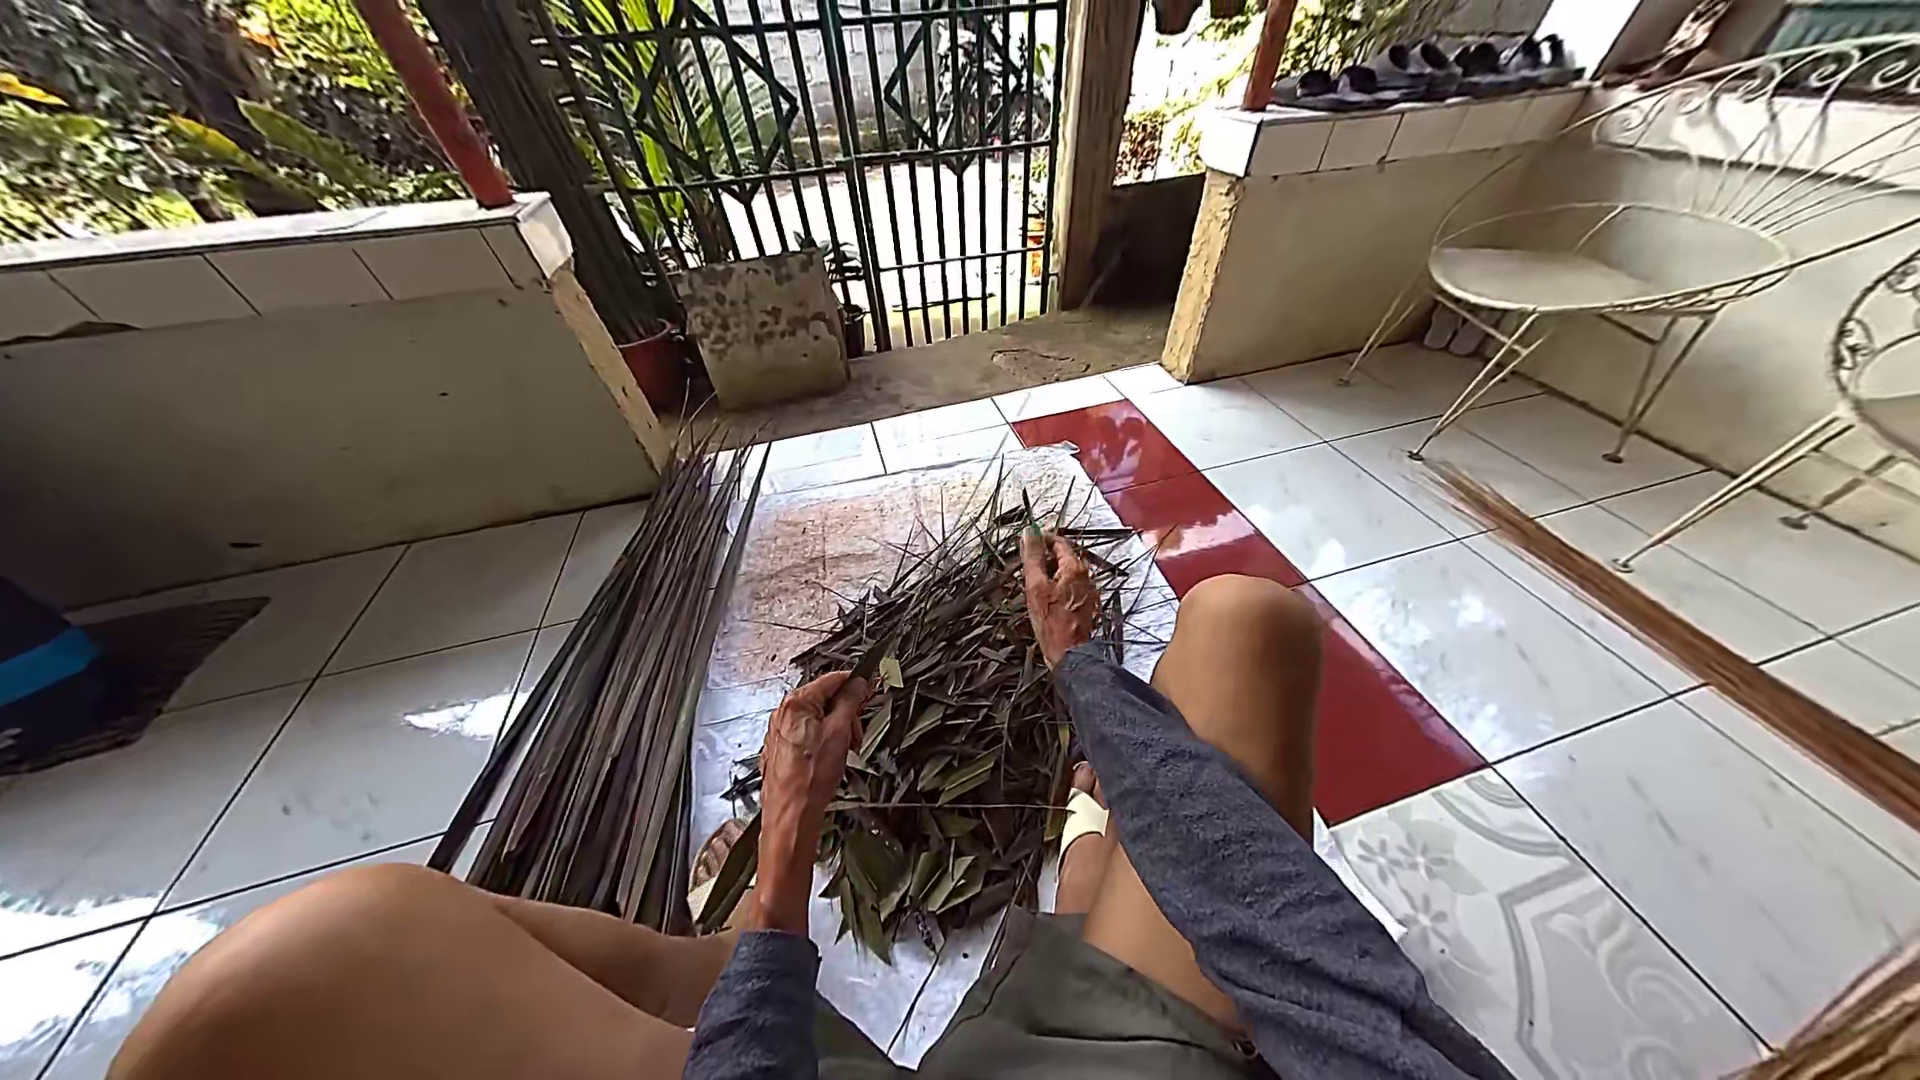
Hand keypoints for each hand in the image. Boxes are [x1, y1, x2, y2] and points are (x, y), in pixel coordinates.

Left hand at [749, 670, 868, 933]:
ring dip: (838, 729)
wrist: (791, 818)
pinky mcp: (783, 750)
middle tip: (856, 732)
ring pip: (820, 718)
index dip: (857, 685)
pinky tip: (830, 759)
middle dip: (847, 713)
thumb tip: (859, 683)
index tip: (872, 690)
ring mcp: (781, 732)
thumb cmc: (809, 781)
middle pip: (826, 699)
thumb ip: (850, 701)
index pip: (833, 679)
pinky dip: (825, 741)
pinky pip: (810, 734)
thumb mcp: (840, 732)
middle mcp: (784, 714)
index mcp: (796, 703)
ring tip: (845, 750)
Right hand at [1021, 527, 1097, 669]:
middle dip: (1045, 557)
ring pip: (1066, 572)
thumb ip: (1033, 557)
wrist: (1069, 653)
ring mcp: (1088, 591)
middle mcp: (1086, 576)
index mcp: (1075, 568)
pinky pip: (1070, 586)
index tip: (1027, 542)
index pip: (1058, 542)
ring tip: (1033, 584)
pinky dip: (1057, 586)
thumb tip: (1029, 532)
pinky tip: (1045, 598)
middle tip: (1026, 566)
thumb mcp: (1035, 586)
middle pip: (1064, 556)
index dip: (1042, 539)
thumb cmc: (1051, 622)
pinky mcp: (1086, 604)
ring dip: (1050, 573)